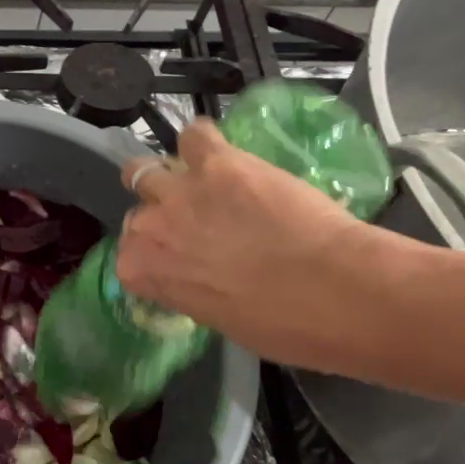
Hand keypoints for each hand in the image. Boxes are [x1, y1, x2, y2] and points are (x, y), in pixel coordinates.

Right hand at [117, 120, 388, 351]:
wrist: (335, 291)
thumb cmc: (283, 326)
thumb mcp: (221, 319)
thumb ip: (193, 289)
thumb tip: (205, 278)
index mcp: (143, 272)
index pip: (129, 257)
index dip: (153, 256)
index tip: (177, 261)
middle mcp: (149, 228)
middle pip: (138, 214)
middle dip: (160, 218)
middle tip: (194, 226)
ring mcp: (180, 191)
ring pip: (146, 169)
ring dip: (167, 175)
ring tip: (197, 182)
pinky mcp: (218, 163)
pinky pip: (195, 136)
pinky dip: (203, 141)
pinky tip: (220, 152)